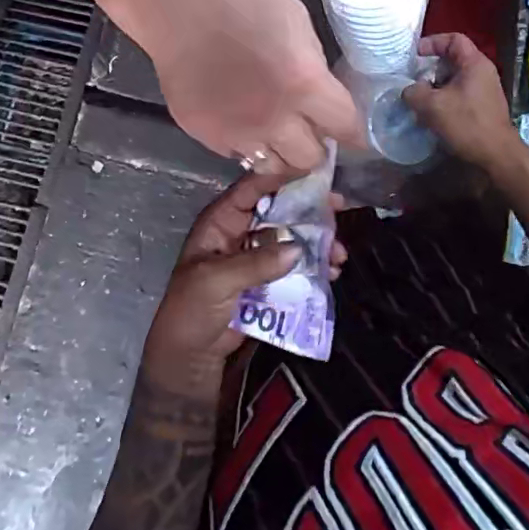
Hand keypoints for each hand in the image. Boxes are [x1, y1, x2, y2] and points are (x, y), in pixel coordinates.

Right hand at [115, 0, 359, 172]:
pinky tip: (243, 116)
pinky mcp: (202, 133)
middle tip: (313, 128)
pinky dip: (248, 143)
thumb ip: (314, 68)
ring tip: (278, 128)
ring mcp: (234, 131)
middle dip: (318, 145)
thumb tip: (321, 98)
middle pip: (310, 159)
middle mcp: (272, 117)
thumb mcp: (299, 24)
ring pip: (273, 166)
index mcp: (304, 84)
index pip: (346, 129)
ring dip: (283, 151)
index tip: (355, 133)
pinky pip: (238, 153)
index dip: (355, 134)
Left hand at [141, 172, 347, 396]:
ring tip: (339, 254)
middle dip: (311, 210)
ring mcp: (257, 255)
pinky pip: (298, 264)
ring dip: (318, 242)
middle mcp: (242, 231)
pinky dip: (316, 265)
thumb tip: (297, 249)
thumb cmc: (191, 311)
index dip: (282, 176)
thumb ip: (256, 263)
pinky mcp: (270, 278)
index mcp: (222, 221)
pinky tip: (332, 271)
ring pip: (294, 236)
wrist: (190, 358)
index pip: (253, 188)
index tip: (314, 171)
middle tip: (339, 208)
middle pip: (281, 209)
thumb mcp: (216, 282)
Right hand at [402, 34, 520, 171]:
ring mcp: (485, 90)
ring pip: (455, 79)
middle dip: (430, 68)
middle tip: (413, 79)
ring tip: (419, 99)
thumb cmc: (467, 124)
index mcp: (475, 63)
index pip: (454, 39)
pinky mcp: (484, 106)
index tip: (415, 55)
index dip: (432, 42)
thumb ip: (414, 92)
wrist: (497, 155)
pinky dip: (445, 99)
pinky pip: (460, 94)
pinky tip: (432, 115)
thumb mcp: (433, 106)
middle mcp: (483, 72)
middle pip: (453, 59)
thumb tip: (408, 90)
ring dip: (435, 87)